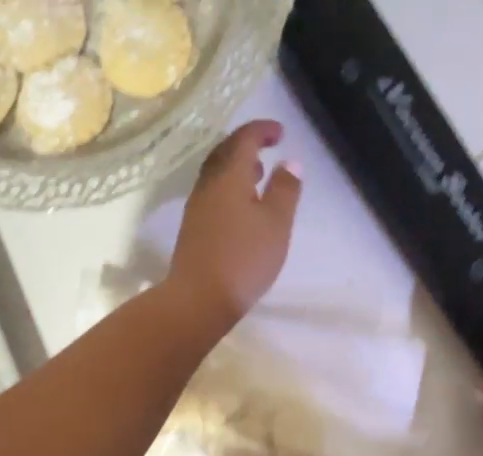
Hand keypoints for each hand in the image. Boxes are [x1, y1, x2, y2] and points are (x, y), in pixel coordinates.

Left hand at [169, 119, 302, 322]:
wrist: (199, 297)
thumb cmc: (244, 258)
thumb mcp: (276, 224)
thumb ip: (285, 190)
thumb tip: (289, 162)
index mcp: (230, 175)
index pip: (244, 139)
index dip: (262, 131)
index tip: (280, 132)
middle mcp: (209, 184)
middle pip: (225, 153)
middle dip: (246, 145)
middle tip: (266, 148)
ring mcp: (197, 207)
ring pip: (216, 174)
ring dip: (236, 168)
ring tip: (257, 176)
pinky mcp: (193, 228)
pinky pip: (212, 194)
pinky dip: (229, 188)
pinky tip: (240, 207)